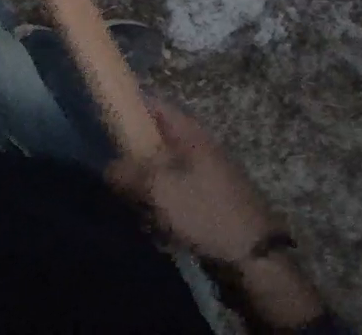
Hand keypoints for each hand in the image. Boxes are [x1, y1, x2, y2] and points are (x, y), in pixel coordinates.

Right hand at [106, 99, 278, 264]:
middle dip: (135, 161)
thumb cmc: (206, 210)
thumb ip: (128, 173)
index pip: (154, 104)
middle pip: (156, 142)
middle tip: (119, 179)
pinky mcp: (211, 201)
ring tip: (142, 212)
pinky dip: (165, 208)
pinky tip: (161, 230)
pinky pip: (177, 196)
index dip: (128, 107)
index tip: (105, 119)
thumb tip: (107, 168)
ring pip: (164, 173)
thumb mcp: (159, 189)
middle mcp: (199, 147)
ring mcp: (207, 175)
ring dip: (149, 191)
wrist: (256, 257)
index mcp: (190, 133)